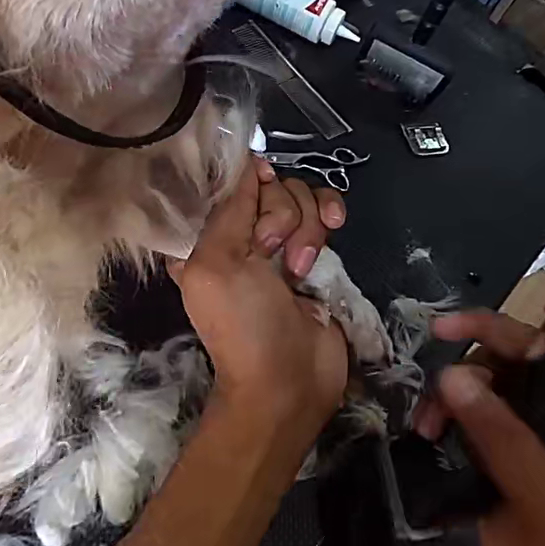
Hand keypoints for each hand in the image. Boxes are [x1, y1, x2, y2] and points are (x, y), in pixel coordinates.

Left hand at [169, 160, 348, 439]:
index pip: (231, 181)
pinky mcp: (316, 253)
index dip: (250, 187)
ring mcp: (283, 243)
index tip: (258, 214)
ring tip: (300, 270)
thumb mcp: (216, 264)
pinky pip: (325, 211)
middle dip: (282, 217)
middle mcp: (244, 234)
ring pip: (301, 196)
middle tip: (275, 256)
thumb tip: (249, 165)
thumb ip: (229, 209)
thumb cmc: (244, 326)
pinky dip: (331, 213)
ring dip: (307, 227)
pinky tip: (336, 227)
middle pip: (273, 186)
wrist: (289, 381)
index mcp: (207, 236)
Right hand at [421, 310, 544, 545]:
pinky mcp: (505, 444)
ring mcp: (536, 425)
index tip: (522, 344)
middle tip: (441, 339)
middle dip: (484, 346)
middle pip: (529, 353)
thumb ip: (502, 436)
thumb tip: (453, 375)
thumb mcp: (544, 497)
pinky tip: (428, 427)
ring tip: (428, 420)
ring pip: (492, 377)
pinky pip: (473, 408)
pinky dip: (448, 410)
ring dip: (455, 387)